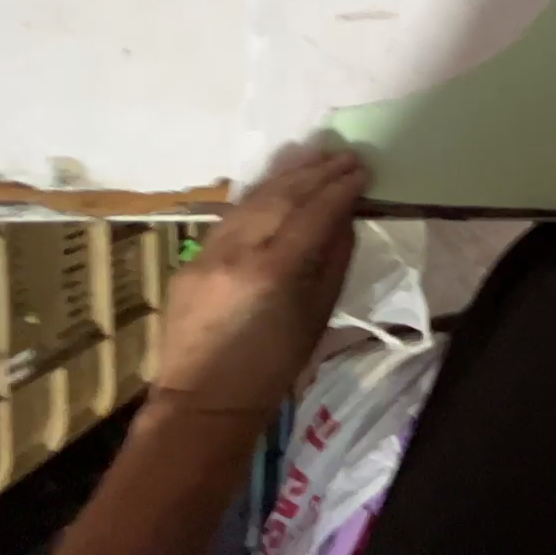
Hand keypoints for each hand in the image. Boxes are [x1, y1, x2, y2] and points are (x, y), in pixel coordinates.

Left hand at [153, 146, 366, 413]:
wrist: (203, 402)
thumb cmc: (276, 363)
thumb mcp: (321, 310)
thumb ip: (335, 256)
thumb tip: (345, 216)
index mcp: (273, 270)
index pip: (314, 212)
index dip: (342, 188)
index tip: (364, 171)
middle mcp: (236, 253)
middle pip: (282, 197)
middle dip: (318, 172)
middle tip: (346, 155)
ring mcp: (207, 254)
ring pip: (252, 199)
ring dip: (287, 174)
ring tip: (315, 154)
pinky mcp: (191, 260)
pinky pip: (231, 216)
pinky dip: (259, 194)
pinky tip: (277, 182)